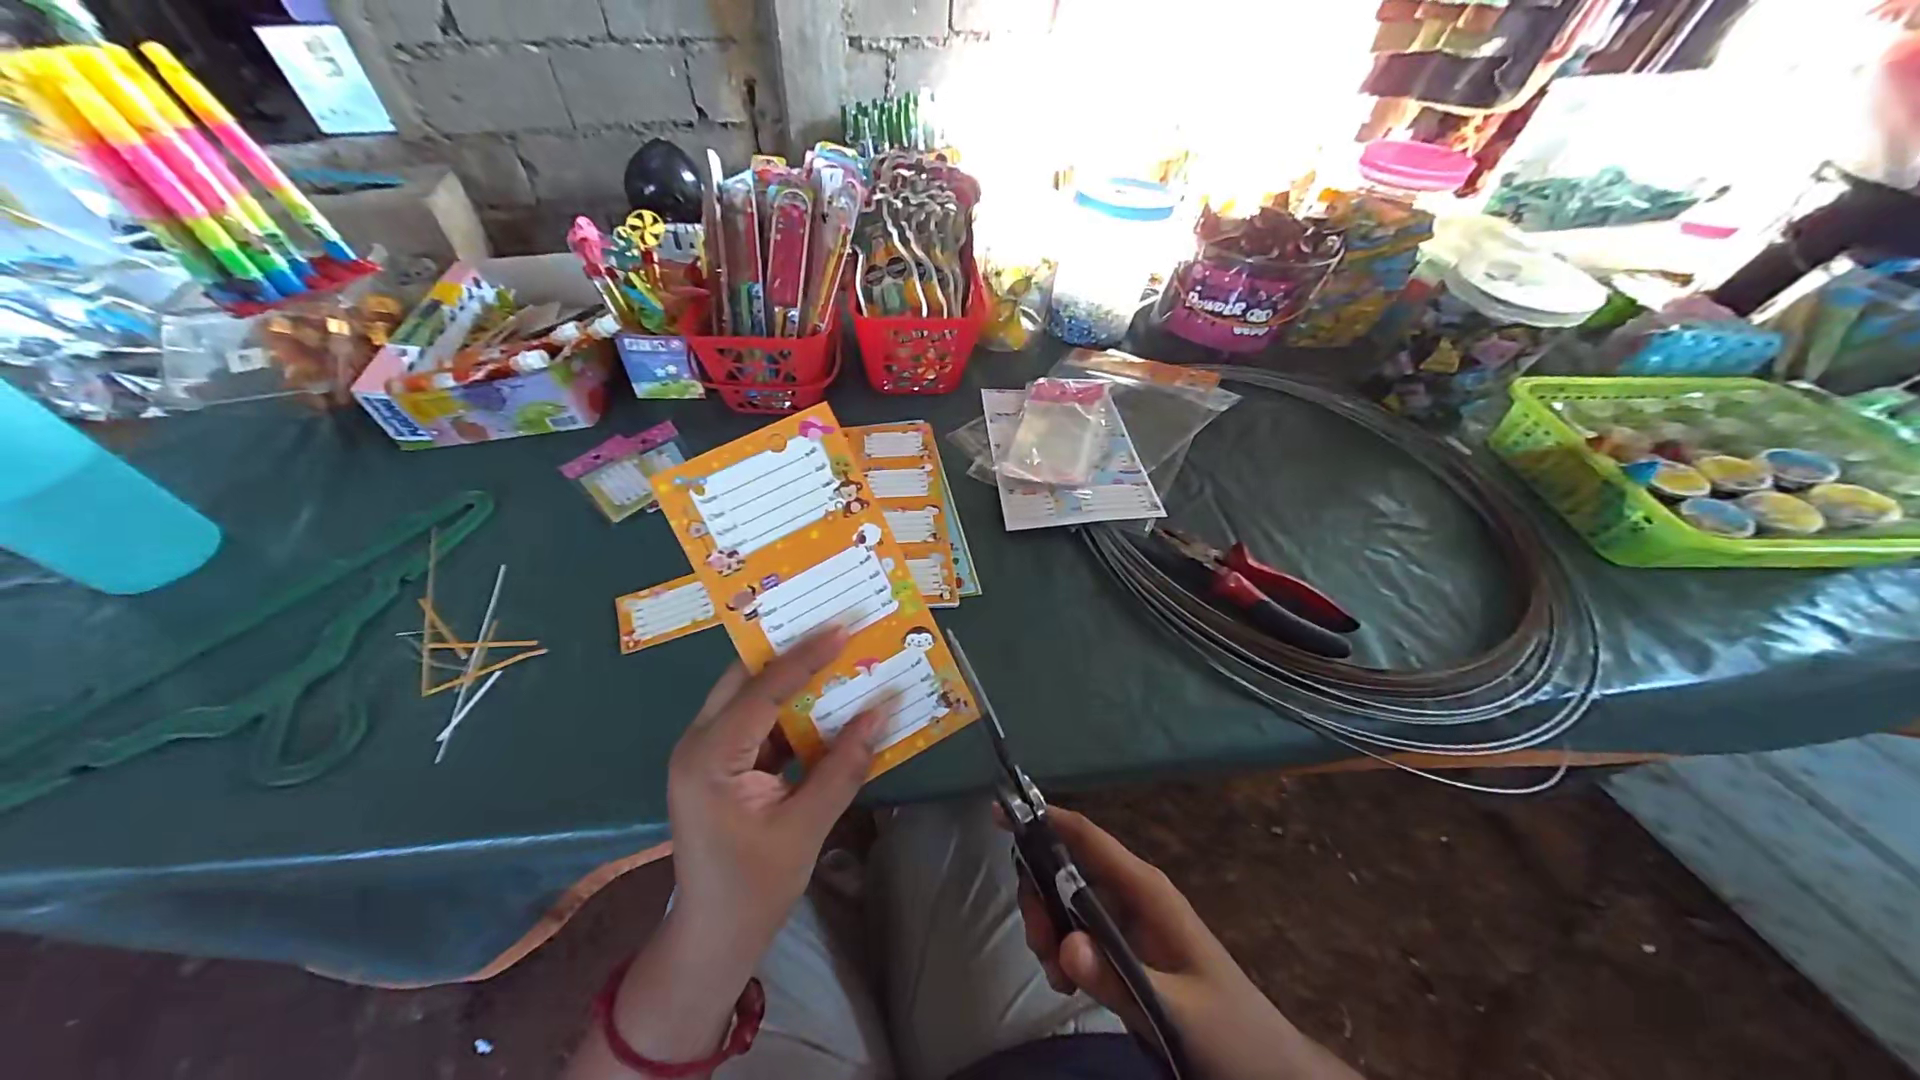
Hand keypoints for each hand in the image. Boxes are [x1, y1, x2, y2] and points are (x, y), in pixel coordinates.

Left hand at [566, 630, 883, 1078]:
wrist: (714, 938)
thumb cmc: (754, 889)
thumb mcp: (805, 828)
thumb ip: (842, 767)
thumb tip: (881, 712)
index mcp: (708, 759)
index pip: (760, 692)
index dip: (804, 658)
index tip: (840, 628)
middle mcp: (700, 744)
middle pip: (744, 680)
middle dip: (790, 651)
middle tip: (833, 625)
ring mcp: (709, 753)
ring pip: (751, 696)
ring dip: (792, 677)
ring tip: (835, 652)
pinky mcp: (724, 764)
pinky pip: (760, 721)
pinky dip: (792, 708)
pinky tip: (827, 699)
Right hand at [1012, 808, 1362, 1079]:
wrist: (1267, 1069)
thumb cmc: (1230, 1032)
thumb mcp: (1172, 1011)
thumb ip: (1114, 978)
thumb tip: (1063, 944)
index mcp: (1147, 891)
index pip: (1089, 838)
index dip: (1046, 819)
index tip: (1002, 812)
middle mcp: (1132, 894)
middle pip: (1067, 868)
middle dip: (1041, 897)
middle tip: (1041, 946)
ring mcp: (1127, 920)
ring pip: (1066, 900)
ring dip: (1049, 929)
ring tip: (1058, 976)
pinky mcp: (1123, 947)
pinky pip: (1077, 930)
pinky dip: (1061, 949)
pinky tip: (1068, 983)